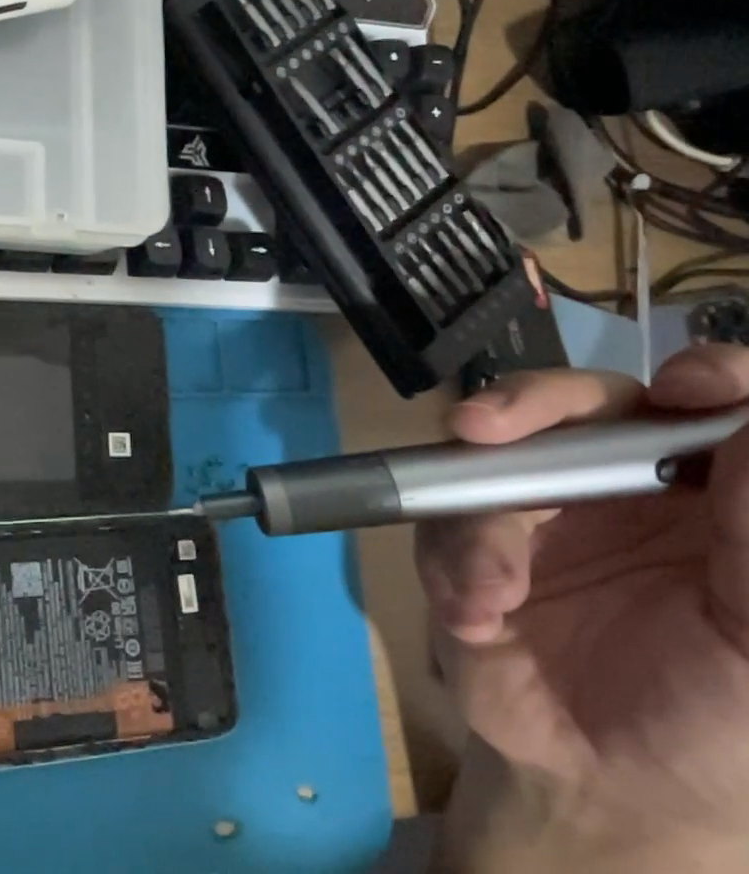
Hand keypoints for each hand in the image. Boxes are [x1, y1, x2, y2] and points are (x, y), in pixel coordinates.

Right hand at [419, 345, 748, 870]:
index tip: (688, 383)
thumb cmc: (717, 717)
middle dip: (530, 406)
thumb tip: (741, 424)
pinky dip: (453, 568)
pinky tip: (476, 615)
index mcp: (716, 497)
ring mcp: (535, 512)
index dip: (707, 378)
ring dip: (476, 524)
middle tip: (480, 427)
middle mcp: (623, 487)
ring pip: (486, 461)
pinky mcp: (466, 545)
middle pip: (577, 407)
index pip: (708, 408)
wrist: (597, 780)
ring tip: (488, 590)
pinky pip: (441, 529)